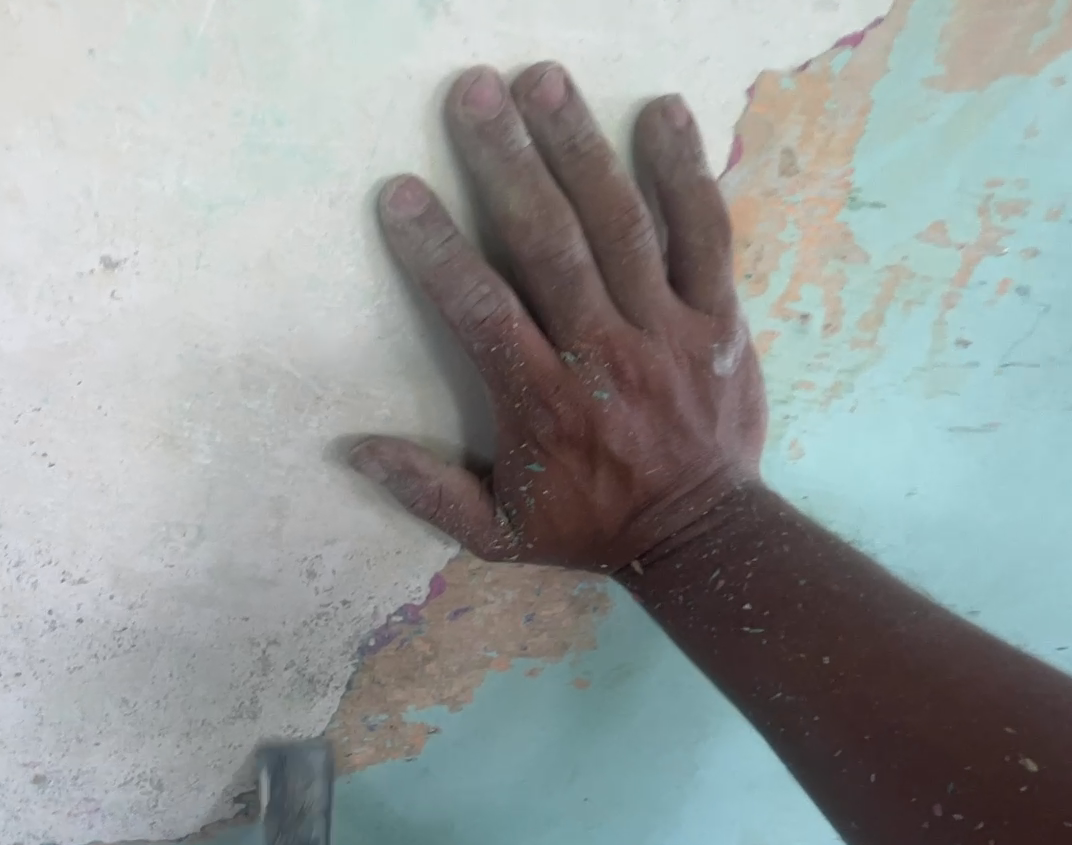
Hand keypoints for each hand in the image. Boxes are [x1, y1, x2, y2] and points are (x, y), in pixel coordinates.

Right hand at [350, 63, 766, 571]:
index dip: (438, 250)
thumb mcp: (492, 533)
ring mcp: (665, 328)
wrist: (699, 537)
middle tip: (473, 91)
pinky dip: (684, 172)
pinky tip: (662, 113)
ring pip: (622, 225)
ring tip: (543, 80)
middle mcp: (600, 352)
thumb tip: (353, 451)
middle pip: (550, 243)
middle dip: (508, 162)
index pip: (481, 311)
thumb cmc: (585, 527)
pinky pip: (706, 234)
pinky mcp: (718, 318)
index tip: (401, 194)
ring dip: (580, 146)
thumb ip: (425, 491)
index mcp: (539, 400)